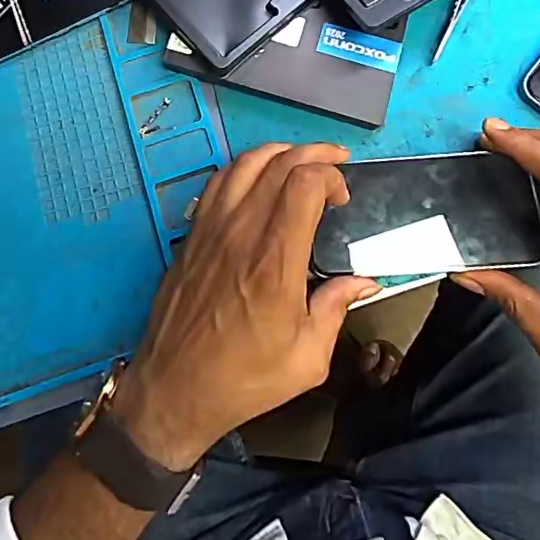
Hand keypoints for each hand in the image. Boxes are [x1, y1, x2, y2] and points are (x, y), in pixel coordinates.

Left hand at [113, 143, 378, 469]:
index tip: (342, 196)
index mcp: (276, 261)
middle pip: (279, 164)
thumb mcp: (307, 358)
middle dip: (314, 153)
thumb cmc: (243, 377)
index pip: (304, 184)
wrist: (175, 387)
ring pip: (246, 163)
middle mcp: (243, 232)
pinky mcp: (194, 232)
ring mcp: (213, 228)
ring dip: (280, 152)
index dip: (330, 175)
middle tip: (335, 162)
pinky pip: (219, 181)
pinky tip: (258, 175)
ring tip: (301, 159)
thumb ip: (336, 308)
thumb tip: (364, 281)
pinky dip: (244, 166)